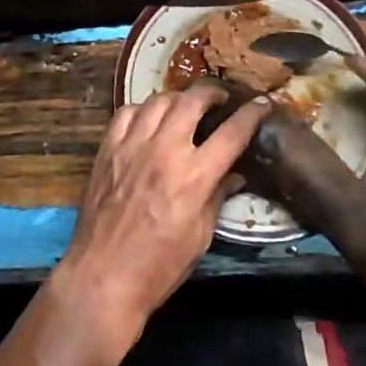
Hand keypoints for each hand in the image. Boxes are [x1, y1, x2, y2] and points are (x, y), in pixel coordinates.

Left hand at [56, 83, 271, 338]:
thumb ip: (217, 197)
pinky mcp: (107, 148)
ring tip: (186, 105)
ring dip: (177, 97)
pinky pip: (126, 113)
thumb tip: (235, 174)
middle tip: (220, 97)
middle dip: (211, 92)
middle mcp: (164, 151)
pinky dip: (142, 109)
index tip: (262, 103)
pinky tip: (149, 118)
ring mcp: (132, 145)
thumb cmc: (159, 265)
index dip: (251, 114)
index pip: (231, 133)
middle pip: (192, 101)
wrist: (103, 273)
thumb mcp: (200, 236)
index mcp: (193, 177)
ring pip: (158, 100)